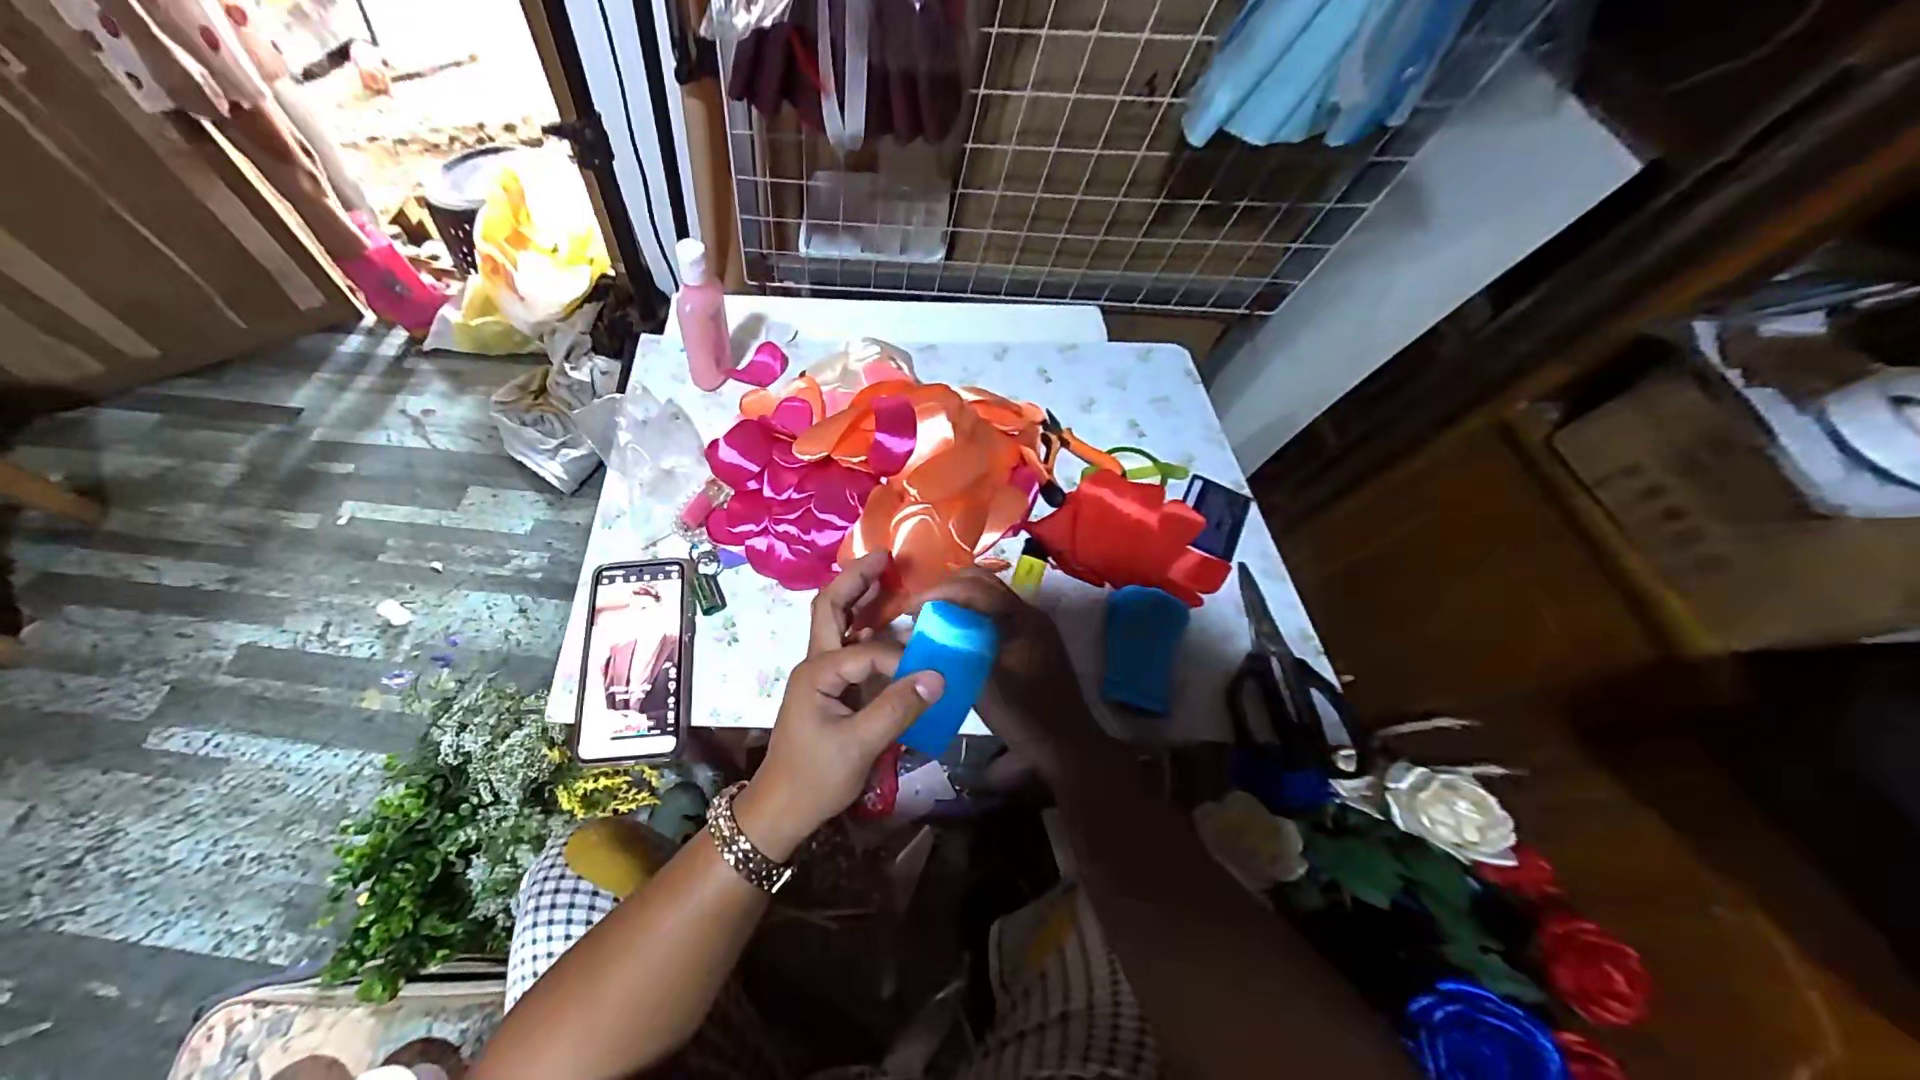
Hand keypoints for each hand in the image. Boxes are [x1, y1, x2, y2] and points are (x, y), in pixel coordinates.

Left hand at [735, 555, 942, 860]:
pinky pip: (850, 645)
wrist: (782, 809)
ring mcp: (822, 673)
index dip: (901, 661)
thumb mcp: (858, 745)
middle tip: (886, 556)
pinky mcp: (831, 687)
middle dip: (857, 579)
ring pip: (838, 621)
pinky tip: (888, 621)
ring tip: (888, 575)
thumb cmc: (814, 777)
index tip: (928, 679)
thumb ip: (897, 708)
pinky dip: (868, 625)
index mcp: (817, 671)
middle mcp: (816, 663)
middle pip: (831, 607)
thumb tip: (938, 676)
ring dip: (860, 596)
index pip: (868, 652)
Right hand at [913, 569, 1106, 777]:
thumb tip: (917, 635)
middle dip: (947, 588)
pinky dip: (972, 614)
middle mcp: (1030, 614)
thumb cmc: (1025, 716)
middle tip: (918, 607)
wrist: (1067, 745)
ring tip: (931, 616)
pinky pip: (997, 613)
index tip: (909, 606)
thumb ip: (954, 653)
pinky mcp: (1032, 640)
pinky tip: (955, 632)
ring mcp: (1034, 626)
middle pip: (984, 583)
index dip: (938, 592)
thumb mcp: (984, 686)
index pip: (975, 588)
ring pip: (991, 596)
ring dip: (960, 599)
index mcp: (1022, 620)